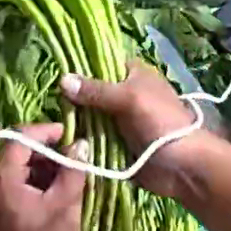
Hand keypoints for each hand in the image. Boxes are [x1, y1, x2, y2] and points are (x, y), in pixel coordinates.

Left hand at [0, 123, 86, 230]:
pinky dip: (33, 182)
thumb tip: (81, 144)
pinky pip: (13, 185)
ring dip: (42, 167)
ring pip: (16, 168)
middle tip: (75, 157)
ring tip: (71, 176)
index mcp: (0, 179)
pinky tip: (57, 193)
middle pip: (16, 151)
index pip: (20, 137)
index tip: (71, 133)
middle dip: (46, 151)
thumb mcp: (65, 209)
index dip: (46, 131)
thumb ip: (72, 172)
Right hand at [61, 64, 215, 200]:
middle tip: (47, 101)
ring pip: (89, 114)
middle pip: (91, 91)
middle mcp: (125, 93)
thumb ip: (97, 90)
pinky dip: (81, 138)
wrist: (183, 168)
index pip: (101, 62)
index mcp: (133, 74)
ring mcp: (119, 119)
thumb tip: (62, 79)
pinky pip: (92, 136)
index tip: (54, 71)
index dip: (80, 66)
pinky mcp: (116, 141)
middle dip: (72, 97)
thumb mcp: (130, 99)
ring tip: (49, 121)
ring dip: (74, 120)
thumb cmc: (162, 123)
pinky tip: (60, 138)